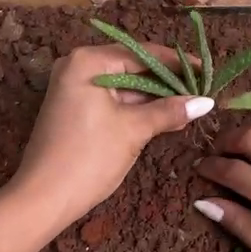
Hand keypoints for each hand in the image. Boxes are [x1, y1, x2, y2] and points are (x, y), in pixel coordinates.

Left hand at [8, 44, 212, 227]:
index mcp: (89, 61)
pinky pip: (111, 99)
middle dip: (167, 81)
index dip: (177, 63)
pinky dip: (136, 106)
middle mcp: (77, 65)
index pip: (143, 53)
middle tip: (202, 90)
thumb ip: (170, 111)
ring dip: (154, 96)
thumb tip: (205, 101)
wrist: (42, 198)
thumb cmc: (89, 158)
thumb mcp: (134, 131)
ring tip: (190, 104)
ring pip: (123, 84)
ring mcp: (73, 87)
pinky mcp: (74, 108)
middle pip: (133, 65)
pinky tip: (164, 115)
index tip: (207, 72)